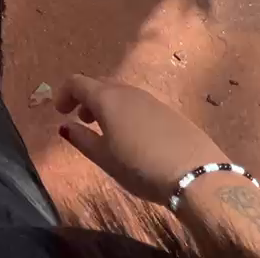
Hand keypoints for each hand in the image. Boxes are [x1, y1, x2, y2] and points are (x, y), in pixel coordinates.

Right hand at [54, 74, 227, 204]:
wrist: (199, 176)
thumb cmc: (141, 166)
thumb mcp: (105, 158)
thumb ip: (81, 139)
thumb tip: (65, 126)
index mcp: (106, 98)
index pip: (76, 82)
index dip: (64, 93)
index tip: (60, 111)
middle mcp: (127, 91)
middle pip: (99, 85)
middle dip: (87, 99)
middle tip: (83, 120)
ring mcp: (151, 100)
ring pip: (121, 94)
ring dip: (108, 106)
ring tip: (108, 130)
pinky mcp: (171, 112)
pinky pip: (140, 105)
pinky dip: (128, 113)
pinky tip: (135, 136)